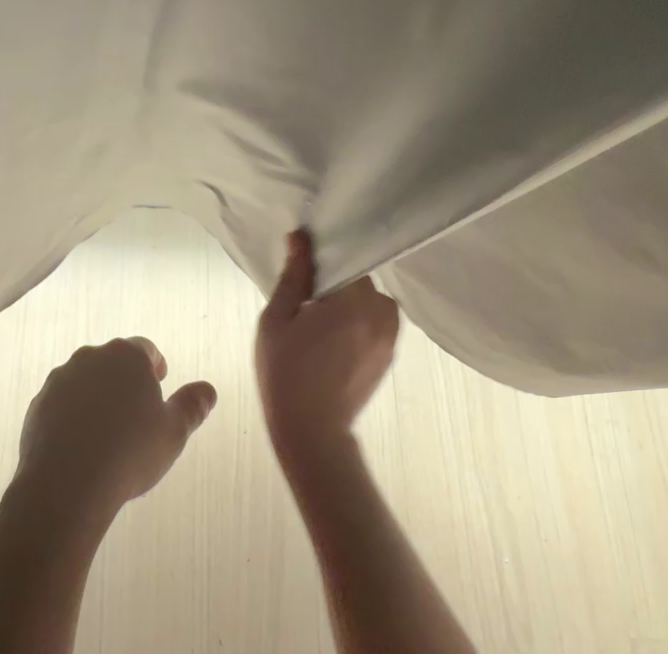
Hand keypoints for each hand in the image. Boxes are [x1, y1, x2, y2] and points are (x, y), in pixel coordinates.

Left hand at [13, 338, 216, 520]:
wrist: (66, 482)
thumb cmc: (130, 452)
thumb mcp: (174, 432)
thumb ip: (192, 406)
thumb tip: (208, 389)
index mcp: (125, 357)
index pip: (144, 349)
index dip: (155, 365)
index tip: (159, 382)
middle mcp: (89, 358)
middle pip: (112, 362)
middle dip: (125, 379)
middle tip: (137, 409)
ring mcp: (59, 380)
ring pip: (85, 381)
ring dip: (97, 396)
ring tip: (109, 430)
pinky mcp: (38, 404)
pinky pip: (62, 403)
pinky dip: (73, 415)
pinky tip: (82, 444)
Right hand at [255, 230, 399, 456]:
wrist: (311, 430)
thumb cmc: (285, 372)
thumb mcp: (277, 319)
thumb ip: (294, 276)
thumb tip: (300, 238)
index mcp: (354, 301)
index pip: (346, 259)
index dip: (322, 260)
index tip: (302, 270)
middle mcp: (382, 313)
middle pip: (358, 280)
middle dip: (334, 284)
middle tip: (303, 302)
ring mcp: (390, 336)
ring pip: (368, 301)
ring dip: (346, 304)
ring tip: (316, 324)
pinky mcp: (390, 354)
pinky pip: (373, 322)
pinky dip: (356, 322)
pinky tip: (329, 341)